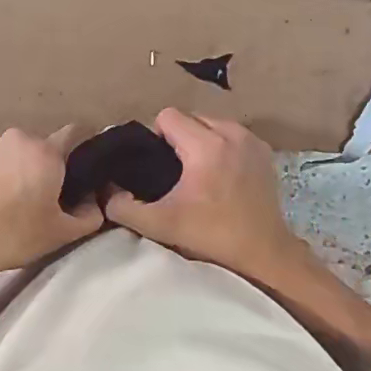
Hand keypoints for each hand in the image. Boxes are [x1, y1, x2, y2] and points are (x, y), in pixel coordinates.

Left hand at [0, 126, 104, 291]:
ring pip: (29, 157)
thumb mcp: (61, 233)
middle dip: (63, 168)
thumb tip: (95, 202)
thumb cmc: (12, 235)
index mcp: (46, 150)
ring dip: (37, 175)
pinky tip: (12, 208)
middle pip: (53, 147)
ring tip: (36, 208)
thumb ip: (90, 215)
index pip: (81, 132)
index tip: (93, 178)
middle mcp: (21, 140)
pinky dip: (16, 180)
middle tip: (65, 200)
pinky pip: (9, 165)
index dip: (92, 152)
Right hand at [105, 109, 308, 280]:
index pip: (168, 116)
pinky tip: (216, 175)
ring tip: (192, 172)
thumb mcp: (158, 225)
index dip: (153, 137)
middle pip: (191, 117)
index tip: (153, 164)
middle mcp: (232, 134)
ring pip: (212, 124)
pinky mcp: (264, 153)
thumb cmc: (209, 237)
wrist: (261, 253)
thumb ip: (122, 207)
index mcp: (206, 146)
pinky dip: (220, 148)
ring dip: (198, 141)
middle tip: (169, 171)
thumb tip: (106, 191)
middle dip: (177, 138)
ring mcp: (252, 142)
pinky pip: (232, 136)